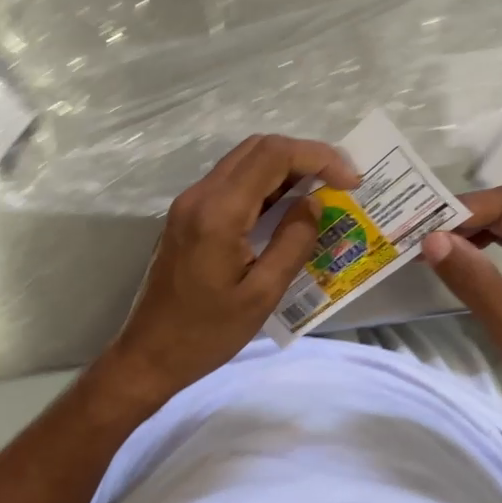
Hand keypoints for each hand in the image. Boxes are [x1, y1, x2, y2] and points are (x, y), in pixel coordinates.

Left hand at [99, 135, 359, 405]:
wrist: (150, 353)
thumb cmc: (207, 333)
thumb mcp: (262, 294)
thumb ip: (292, 243)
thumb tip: (313, 203)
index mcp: (218, 212)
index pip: (273, 155)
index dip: (318, 157)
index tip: (350, 181)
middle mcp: (199, 196)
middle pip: (257, 149)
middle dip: (303, 158)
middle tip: (339, 185)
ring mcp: (188, 205)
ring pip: (242, 163)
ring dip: (283, 170)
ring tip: (320, 195)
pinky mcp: (186, 218)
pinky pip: (230, 185)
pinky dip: (263, 186)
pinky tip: (285, 211)